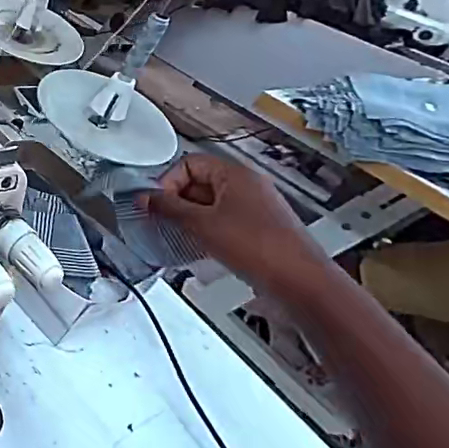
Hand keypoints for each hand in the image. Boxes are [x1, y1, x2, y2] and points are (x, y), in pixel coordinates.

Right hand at [140, 154, 333, 298]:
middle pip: (199, 182)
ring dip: (192, 216)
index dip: (168, 181)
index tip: (158, 202)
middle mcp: (248, 185)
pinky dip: (209, 229)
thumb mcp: (200, 224)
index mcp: (235, 174)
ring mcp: (257, 207)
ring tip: (184, 234)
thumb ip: (168, 207)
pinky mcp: (261, 228)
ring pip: (210, 202)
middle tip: (166, 219)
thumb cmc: (258, 247)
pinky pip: (224, 219)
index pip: (188, 163)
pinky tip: (204, 246)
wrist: (302, 284)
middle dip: (178, 200)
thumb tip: (146, 198)